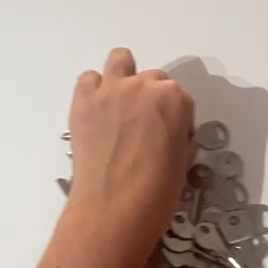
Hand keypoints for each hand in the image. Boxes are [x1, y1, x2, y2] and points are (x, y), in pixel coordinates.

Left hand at [65, 48, 195, 253]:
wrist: (114, 207)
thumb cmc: (155, 191)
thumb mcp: (183, 162)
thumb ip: (179, 136)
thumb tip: (170, 134)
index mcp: (175, 99)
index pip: (181, 97)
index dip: (175, 117)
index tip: (169, 135)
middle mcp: (144, 86)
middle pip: (153, 79)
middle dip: (151, 98)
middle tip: (144, 126)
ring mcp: (111, 90)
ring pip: (120, 60)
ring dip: (124, 74)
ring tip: (120, 99)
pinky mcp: (83, 101)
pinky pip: (88, 79)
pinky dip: (93, 89)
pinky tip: (97, 108)